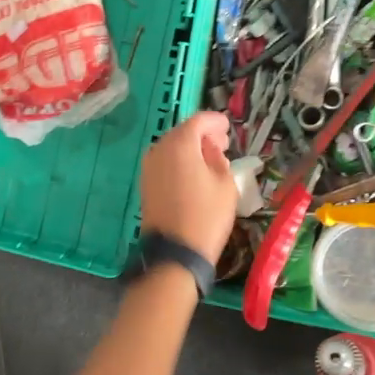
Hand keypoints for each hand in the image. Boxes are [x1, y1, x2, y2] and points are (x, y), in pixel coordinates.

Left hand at [139, 112, 237, 263]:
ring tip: (210, 158)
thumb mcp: (225, 184)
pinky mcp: (146, 183)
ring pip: (172, 147)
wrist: (175, 253)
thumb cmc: (207, 216)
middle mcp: (160, 149)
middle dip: (203, 134)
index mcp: (180, 144)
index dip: (215, 121)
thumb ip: (219, 159)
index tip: (229, 126)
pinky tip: (194, 173)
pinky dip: (180, 160)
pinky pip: (165, 162)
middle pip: (183, 132)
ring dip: (190, 148)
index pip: (199, 121)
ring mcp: (149, 167)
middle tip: (222, 143)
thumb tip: (211, 149)